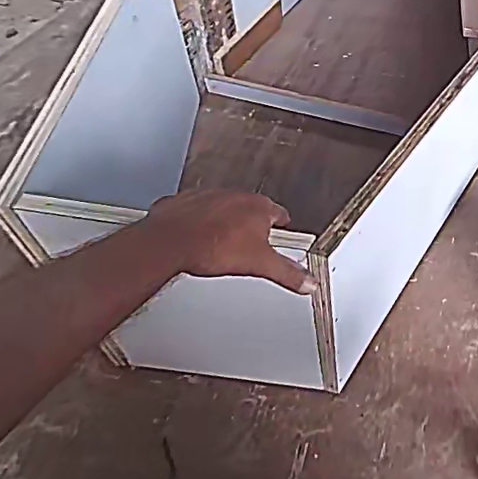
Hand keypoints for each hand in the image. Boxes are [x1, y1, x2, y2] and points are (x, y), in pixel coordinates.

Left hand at [142, 190, 311, 293]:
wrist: (170, 241)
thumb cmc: (212, 246)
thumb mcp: (260, 264)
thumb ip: (287, 273)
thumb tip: (307, 281)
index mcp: (256, 207)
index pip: (277, 212)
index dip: (281, 223)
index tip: (282, 226)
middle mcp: (233, 196)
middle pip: (249, 209)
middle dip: (250, 224)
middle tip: (247, 244)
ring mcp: (207, 197)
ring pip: (222, 208)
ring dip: (223, 221)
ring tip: (219, 244)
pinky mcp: (184, 202)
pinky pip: (195, 210)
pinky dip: (197, 221)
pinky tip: (195, 236)